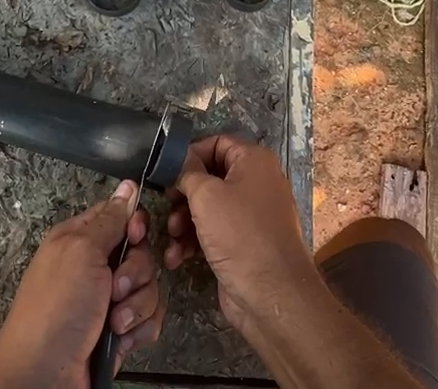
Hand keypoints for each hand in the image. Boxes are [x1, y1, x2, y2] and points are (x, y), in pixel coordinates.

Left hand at [0, 180, 163, 388]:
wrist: (44, 378)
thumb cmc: (56, 309)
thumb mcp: (81, 252)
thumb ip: (110, 219)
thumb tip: (128, 184)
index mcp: (80, 239)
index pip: (121, 215)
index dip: (135, 224)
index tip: (134, 237)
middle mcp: (95, 266)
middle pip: (141, 252)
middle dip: (136, 273)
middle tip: (114, 290)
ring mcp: (109, 301)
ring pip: (149, 286)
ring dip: (137, 306)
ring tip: (114, 324)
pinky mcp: (120, 331)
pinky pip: (150, 318)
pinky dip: (139, 329)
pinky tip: (121, 340)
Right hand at [164, 135, 316, 330]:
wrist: (271, 294)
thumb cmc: (239, 234)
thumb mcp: (206, 195)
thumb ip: (188, 172)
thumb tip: (179, 160)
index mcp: (254, 160)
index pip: (217, 143)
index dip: (190, 154)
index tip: (167, 171)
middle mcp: (256, 182)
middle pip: (210, 177)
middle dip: (184, 194)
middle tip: (166, 206)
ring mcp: (251, 214)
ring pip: (209, 207)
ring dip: (184, 221)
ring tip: (172, 237)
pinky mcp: (244, 242)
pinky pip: (214, 231)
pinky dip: (195, 241)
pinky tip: (177, 257)